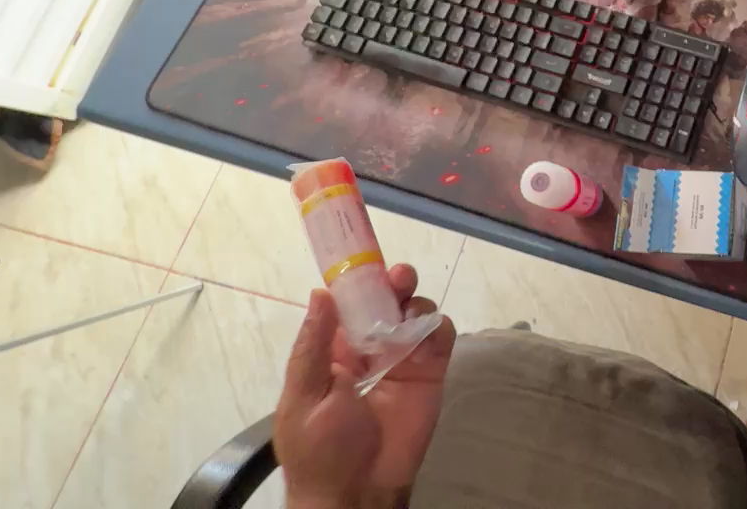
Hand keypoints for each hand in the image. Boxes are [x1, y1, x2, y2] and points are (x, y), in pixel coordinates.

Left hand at [276, 264, 455, 508]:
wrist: (359, 491)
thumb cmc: (320, 449)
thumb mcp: (304, 397)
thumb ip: (314, 345)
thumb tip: (320, 293)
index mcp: (336, 350)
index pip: (349, 304)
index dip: (358, 280)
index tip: (364, 261)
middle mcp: (372, 345)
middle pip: (389, 300)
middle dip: (394, 282)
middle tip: (399, 277)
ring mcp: (404, 355)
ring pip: (416, 311)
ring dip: (415, 302)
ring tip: (409, 312)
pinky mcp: (432, 368)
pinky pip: (441, 334)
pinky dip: (438, 326)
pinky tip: (428, 336)